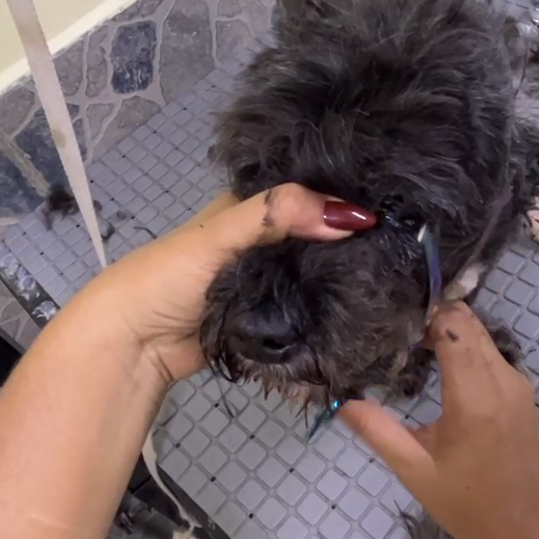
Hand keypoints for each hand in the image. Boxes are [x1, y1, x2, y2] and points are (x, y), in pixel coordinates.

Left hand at [58, 184, 374, 392]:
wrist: (131, 346)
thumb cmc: (166, 277)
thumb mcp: (220, 235)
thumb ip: (276, 216)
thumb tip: (351, 216)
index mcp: (251, 209)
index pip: (308, 192)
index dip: (344, 195)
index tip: (396, 200)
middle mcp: (264, 241)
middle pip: (318, 237)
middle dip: (353, 242)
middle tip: (407, 244)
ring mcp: (269, 281)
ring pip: (317, 274)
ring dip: (346, 278)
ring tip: (399, 274)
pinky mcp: (271, 318)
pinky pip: (307, 310)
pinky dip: (329, 310)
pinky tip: (367, 306)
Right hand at [339, 303, 538, 538]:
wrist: (524, 525)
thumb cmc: (465, 501)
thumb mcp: (412, 467)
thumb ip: (376, 429)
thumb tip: (339, 399)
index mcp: (473, 397)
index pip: (454, 326)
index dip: (425, 314)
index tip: (394, 321)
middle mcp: (502, 379)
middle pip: (468, 321)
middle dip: (434, 316)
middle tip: (399, 329)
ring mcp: (517, 381)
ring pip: (481, 332)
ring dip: (449, 329)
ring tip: (414, 342)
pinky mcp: (521, 388)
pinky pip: (490, 350)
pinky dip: (464, 345)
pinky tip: (440, 363)